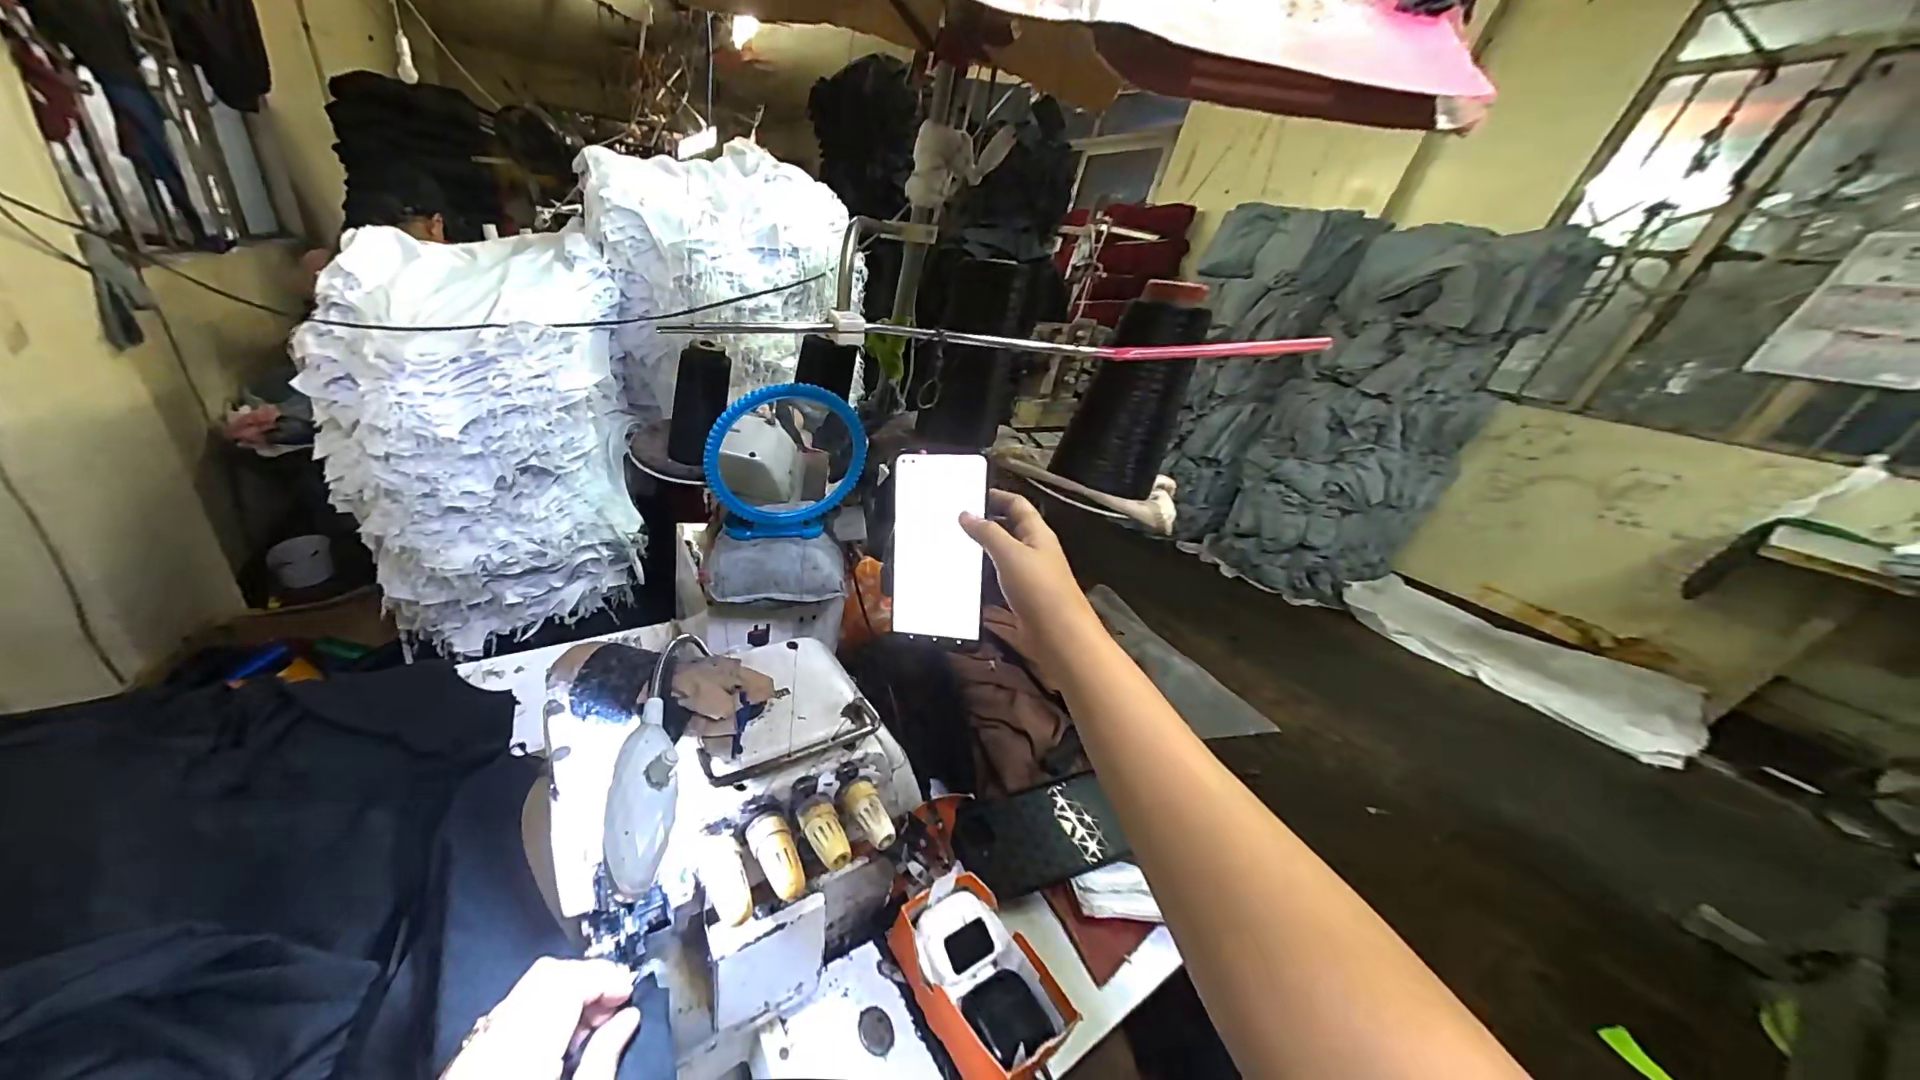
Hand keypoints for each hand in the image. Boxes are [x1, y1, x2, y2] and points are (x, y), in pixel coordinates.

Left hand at [441, 958, 639, 1079]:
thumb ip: (603, 1059)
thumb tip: (626, 1018)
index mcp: (522, 1054)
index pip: (567, 981)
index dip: (605, 976)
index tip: (630, 993)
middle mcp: (490, 1046)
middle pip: (542, 978)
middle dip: (585, 980)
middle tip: (614, 1006)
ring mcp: (469, 1060)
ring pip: (522, 996)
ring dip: (562, 997)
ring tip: (590, 1028)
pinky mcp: (459, 1075)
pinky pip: (504, 1023)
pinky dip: (537, 1019)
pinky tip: (556, 1048)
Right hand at [960, 490, 1100, 664]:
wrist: (1058, 637)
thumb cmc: (1042, 591)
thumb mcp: (1010, 554)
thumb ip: (987, 532)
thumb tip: (967, 514)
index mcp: (1038, 535)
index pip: (1017, 505)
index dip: (996, 496)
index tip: (971, 494)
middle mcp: (1034, 553)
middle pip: (1008, 531)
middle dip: (984, 525)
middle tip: (957, 523)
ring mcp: (1028, 578)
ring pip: (1001, 559)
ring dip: (981, 555)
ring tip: (955, 549)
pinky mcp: (1020, 601)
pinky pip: (998, 585)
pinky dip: (982, 582)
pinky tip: (966, 583)